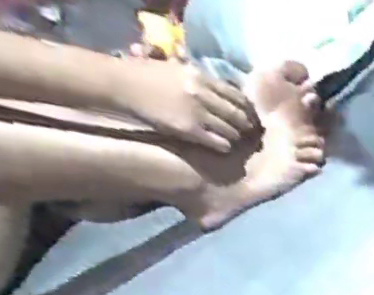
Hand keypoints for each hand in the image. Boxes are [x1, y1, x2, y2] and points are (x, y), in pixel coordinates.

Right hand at [114, 59, 256, 151]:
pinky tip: (224, 146)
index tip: (250, 114)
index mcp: (200, 76)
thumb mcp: (177, 68)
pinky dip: (225, 146)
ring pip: (232, 131)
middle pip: (238, 115)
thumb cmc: (148, 74)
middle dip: (246, 125)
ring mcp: (197, 113)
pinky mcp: (190, 130)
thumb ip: (201, 79)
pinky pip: (220, 143)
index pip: (236, 95)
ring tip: (235, 139)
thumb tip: (223, 90)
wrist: (122, 84)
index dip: (247, 108)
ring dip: (236, 137)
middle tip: (249, 132)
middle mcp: (202, 94)